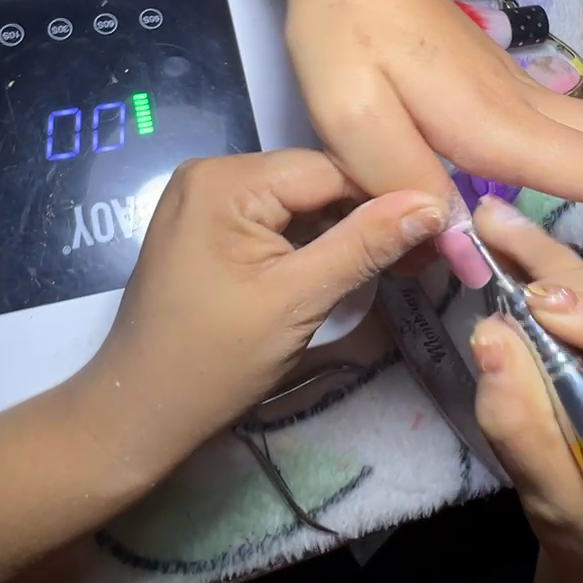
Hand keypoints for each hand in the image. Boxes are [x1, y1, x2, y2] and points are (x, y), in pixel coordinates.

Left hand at [78, 150, 446, 466]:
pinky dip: (316, 240)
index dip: (389, 192)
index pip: (328, 167)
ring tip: (407, 258)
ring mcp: (210, 197)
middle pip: (315, 181)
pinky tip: (358, 259)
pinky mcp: (213, 224)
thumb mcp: (298, 300)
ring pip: (301, 200)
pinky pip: (278, 218)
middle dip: (371, 214)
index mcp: (225, 179)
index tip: (444, 222)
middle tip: (431, 249)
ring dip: (349, 230)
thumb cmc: (212, 361)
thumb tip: (434, 203)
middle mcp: (214, 172)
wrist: (138, 415)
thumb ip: (365, 245)